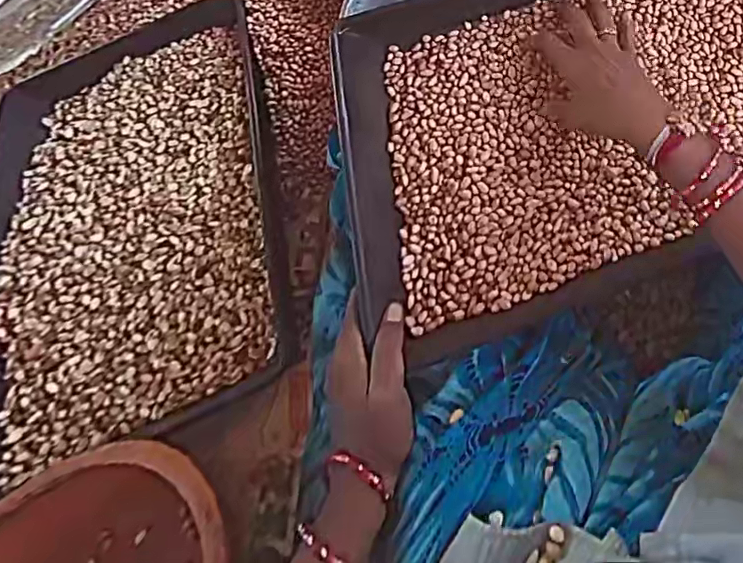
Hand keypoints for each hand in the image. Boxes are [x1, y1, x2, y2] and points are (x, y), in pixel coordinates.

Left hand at [327, 294, 411, 490]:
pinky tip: (396, 332)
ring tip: (403, 298)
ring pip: (359, 333)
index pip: (352, 311)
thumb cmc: (380, 430)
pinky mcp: (353, 384)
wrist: (367, 476)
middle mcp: (339, 361)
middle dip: (373, 298)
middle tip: (401, 278)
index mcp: (346, 357)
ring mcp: (344, 374)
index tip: (387, 267)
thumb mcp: (389, 387)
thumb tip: (392, 307)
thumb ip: (389, 346)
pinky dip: (377, 333)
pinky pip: (363, 346)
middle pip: (354, 319)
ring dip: (376, 316)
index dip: (366, 288)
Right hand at [531, 0, 671, 151]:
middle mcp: (591, 50)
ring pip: (602, 20)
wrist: (643, 118)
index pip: (549, 43)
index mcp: (572, 64)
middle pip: (576, 21)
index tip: (530, 39)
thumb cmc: (606, 118)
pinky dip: (625, 23)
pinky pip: (627, 34)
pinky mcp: (631, 55)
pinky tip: (625, 15)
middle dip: (565, 10)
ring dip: (595, 6)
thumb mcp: (575, 118)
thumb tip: (545, 108)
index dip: (536, 38)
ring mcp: (612, 50)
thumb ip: (559, 109)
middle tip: (558, 3)